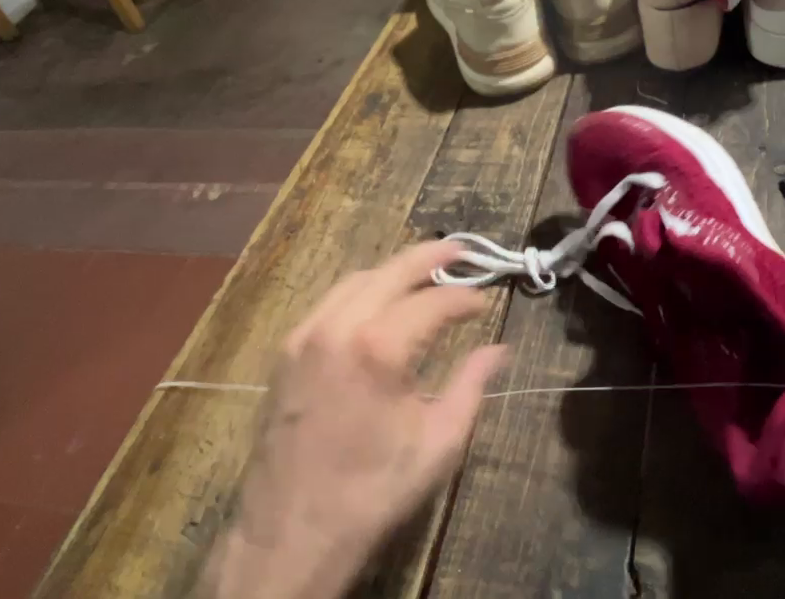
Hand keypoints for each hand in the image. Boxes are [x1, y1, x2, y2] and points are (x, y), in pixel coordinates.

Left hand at [201, 242, 507, 598]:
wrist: (292, 533)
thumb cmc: (373, 491)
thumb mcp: (439, 442)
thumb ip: (472, 385)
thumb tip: (499, 350)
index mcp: (379, 348)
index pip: (433, 301)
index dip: (464, 298)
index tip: (484, 301)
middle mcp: (338, 327)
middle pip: (391, 271)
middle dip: (430, 257)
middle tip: (461, 251)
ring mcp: (305, 335)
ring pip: (356, 280)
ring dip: (393, 272)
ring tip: (424, 275)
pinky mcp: (285, 351)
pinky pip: (329, 302)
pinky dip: (360, 292)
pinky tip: (378, 304)